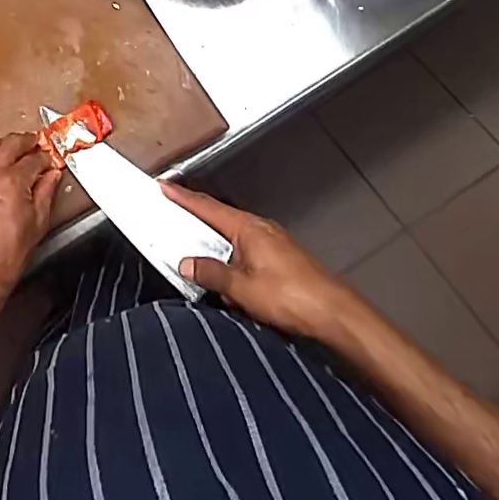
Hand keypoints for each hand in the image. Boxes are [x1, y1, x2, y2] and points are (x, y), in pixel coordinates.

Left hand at [0, 133, 62, 298]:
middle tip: (41, 145)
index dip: (48, 157)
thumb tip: (53, 173)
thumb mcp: (39, 221)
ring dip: (9, 144)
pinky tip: (7, 167)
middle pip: (11, 142)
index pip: (35, 157)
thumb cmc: (9, 252)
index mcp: (12, 181)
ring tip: (23, 152)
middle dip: (28, 141)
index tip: (55, 160)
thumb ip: (47, 191)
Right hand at [165, 182, 362, 342]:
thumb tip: (188, 264)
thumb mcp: (242, 289)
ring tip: (205, 264)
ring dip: (218, 249)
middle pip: (220, 219)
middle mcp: (261, 229)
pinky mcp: (281, 258)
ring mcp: (273, 242)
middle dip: (197, 221)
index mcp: (248, 228)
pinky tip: (233, 283)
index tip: (165, 186)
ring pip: (234, 239)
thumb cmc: (294, 298)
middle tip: (176, 218)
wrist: (334, 313)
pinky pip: (248, 252)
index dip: (183, 197)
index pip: (208, 207)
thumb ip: (212, 274)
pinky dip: (234, 262)